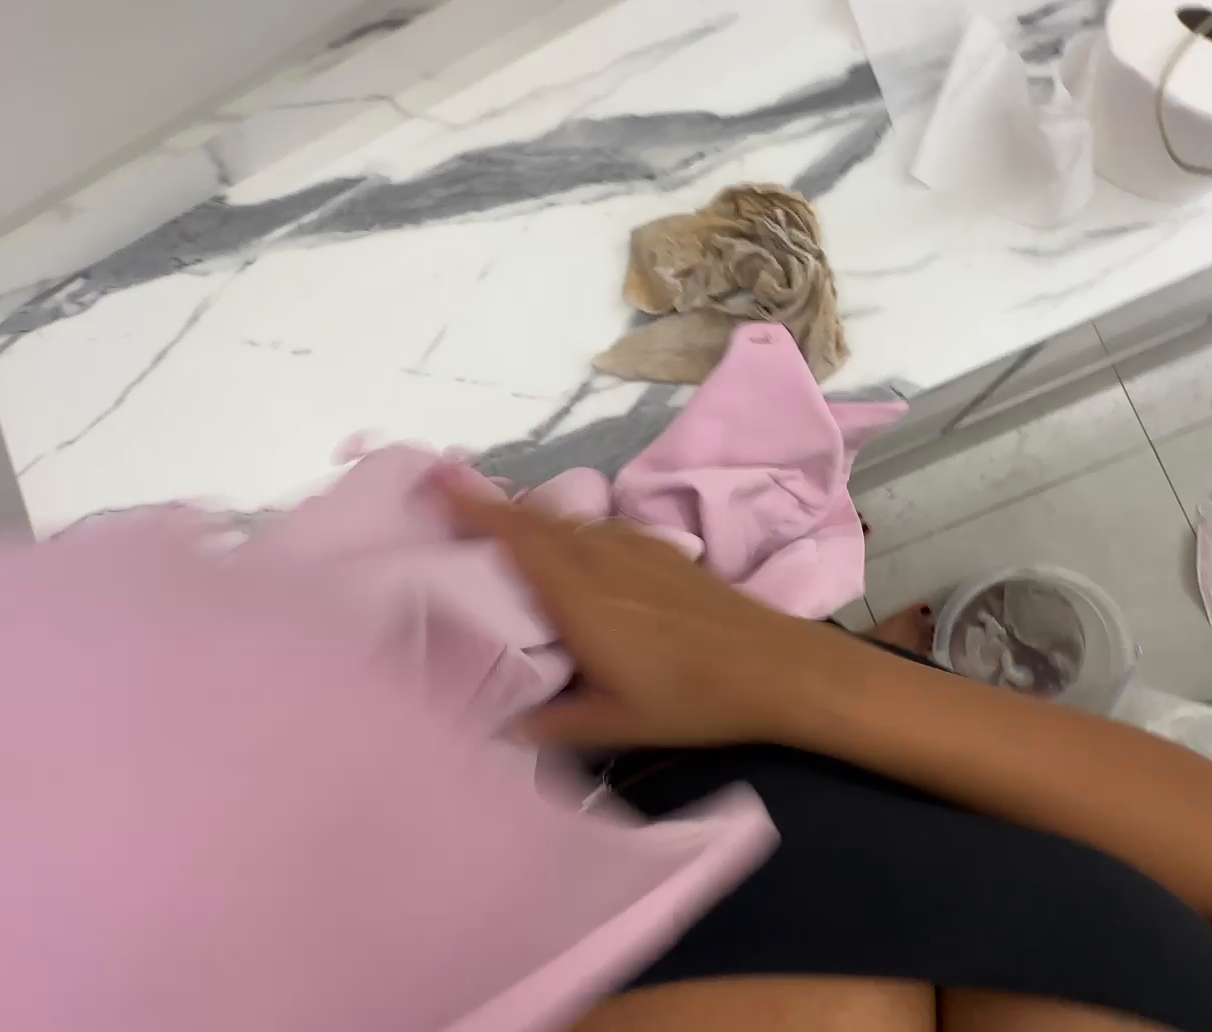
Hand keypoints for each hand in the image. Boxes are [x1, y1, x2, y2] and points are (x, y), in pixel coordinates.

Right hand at [437, 471, 852, 747]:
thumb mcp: (616, 723)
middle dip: (494, 508)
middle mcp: (605, 559)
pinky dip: (572, 530)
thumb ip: (553, 723)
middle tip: (454, 505)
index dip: (474, 507)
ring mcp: (639, 550)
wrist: (775, 666)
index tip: (436, 482)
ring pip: (572, 522)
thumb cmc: (692, 697)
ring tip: (504, 529)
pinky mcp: (666, 552)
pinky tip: (576, 551)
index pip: (518, 538)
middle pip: (539, 520)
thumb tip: (503, 728)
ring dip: (533, 518)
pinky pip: (603, 529)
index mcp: (581, 597)